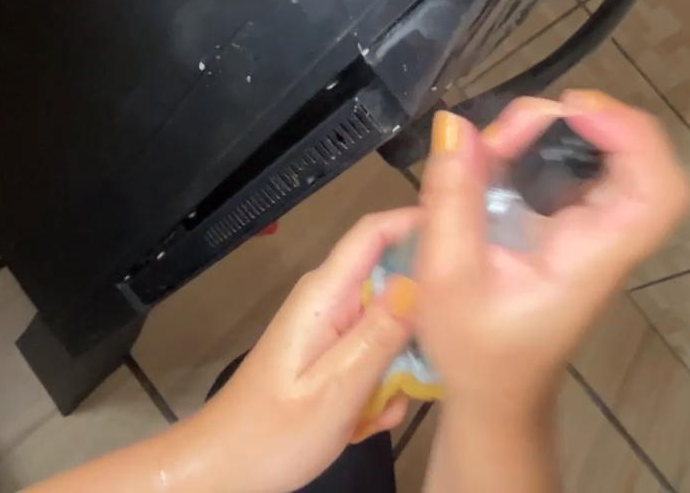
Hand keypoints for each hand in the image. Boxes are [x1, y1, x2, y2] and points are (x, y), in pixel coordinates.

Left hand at [184, 208, 423, 492]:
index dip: (416, 222)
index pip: (373, 232)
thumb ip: (381, 334)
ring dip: (397, 363)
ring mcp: (329, 324)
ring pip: (388, 322)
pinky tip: (368, 417)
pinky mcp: (330, 350)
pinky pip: (372, 350)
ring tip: (386, 406)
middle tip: (436, 358)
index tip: (462, 236)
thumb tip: (422, 281)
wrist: (227, 467)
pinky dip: (379, 382)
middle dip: (418, 315)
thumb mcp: (337, 389)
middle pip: (390, 277)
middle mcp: (329, 298)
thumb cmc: (275, 431)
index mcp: (326, 293)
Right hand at [413, 90, 689, 420]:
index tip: (574, 111)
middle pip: (633, 156)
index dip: (631, 136)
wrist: (495, 391)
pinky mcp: (572, 219)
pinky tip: (499, 153)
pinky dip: (539, 142)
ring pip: (602, 151)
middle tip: (504, 133)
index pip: (656, 192)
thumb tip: (454, 124)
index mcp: (591, 257)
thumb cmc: (477, 350)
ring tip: (491, 145)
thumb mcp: (447, 277)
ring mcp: (592, 225)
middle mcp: (604, 235)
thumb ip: (451, 199)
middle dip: (571, 121)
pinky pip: (574, 162)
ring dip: (547, 130)